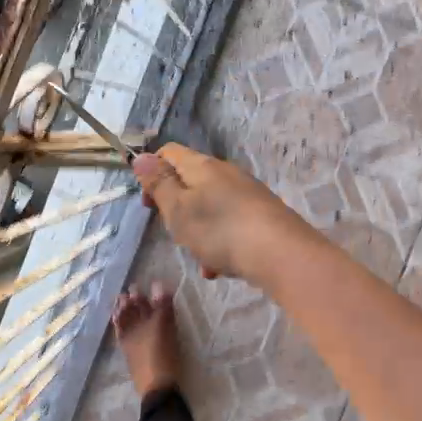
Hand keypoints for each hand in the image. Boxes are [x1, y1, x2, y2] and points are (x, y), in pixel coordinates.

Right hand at [133, 144, 325, 282]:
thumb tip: (141, 156)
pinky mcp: (261, 215)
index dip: (152, 172)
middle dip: (176, 208)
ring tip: (198, 257)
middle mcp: (226, 173)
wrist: (280, 253)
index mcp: (202, 165)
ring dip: (198, 231)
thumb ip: (159, 183)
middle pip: (190, 181)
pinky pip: (229, 225)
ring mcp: (246, 194)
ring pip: (210, 207)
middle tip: (172, 232)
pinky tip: (218, 268)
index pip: (169, 152)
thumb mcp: (178, 209)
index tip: (147, 203)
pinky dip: (219, 243)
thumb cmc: (220, 229)